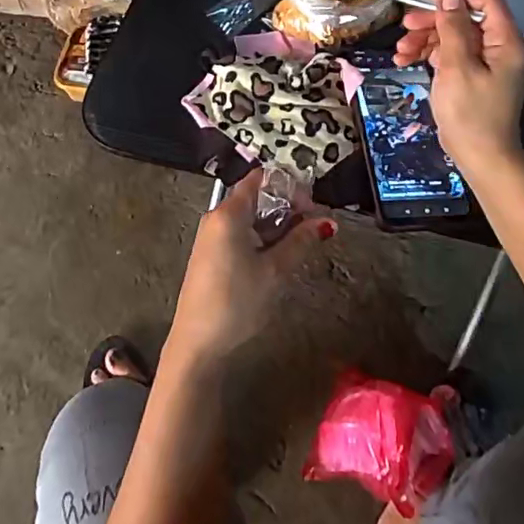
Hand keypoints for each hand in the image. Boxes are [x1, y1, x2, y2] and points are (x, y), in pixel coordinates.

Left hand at [168, 168, 336, 364]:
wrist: (198, 344)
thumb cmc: (236, 302)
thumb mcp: (275, 270)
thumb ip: (301, 240)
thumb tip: (326, 221)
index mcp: (229, 214)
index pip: (261, 179)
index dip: (289, 185)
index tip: (311, 205)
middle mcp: (217, 218)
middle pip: (257, 197)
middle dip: (288, 206)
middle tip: (314, 225)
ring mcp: (213, 237)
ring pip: (252, 217)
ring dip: (278, 224)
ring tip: (303, 242)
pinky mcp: (214, 255)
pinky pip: (243, 234)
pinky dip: (264, 237)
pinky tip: (280, 255)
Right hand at [393, 0, 523, 174]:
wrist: (481, 158)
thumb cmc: (470, 113)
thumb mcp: (457, 66)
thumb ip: (453, 28)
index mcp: (506, 42)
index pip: (486, 2)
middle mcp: (500, 49)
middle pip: (466, 20)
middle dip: (434, 21)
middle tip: (405, 25)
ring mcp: (487, 65)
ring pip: (455, 38)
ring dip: (426, 40)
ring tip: (400, 51)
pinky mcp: (474, 79)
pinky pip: (452, 57)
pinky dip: (431, 56)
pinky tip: (407, 61)